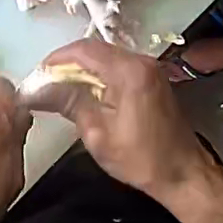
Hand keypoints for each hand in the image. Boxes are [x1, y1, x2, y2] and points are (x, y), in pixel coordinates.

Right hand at [36, 39, 215, 202]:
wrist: (185, 174)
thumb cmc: (140, 159)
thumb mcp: (96, 134)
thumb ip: (68, 103)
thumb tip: (37, 90)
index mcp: (128, 72)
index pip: (83, 50)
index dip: (55, 59)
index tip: (37, 75)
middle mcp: (141, 62)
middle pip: (94, 49)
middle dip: (65, 63)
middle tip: (44, 81)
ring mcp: (149, 68)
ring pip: (105, 56)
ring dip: (80, 67)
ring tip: (58, 87)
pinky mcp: (151, 78)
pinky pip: (117, 66)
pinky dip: (96, 73)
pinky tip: (83, 90)